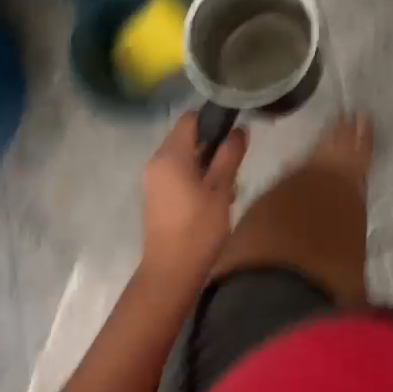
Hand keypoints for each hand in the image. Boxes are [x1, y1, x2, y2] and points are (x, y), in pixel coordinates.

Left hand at [139, 113, 247, 287]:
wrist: (170, 273)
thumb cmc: (198, 229)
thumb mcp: (220, 190)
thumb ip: (229, 155)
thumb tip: (239, 129)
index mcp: (170, 155)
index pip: (190, 118)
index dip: (213, 119)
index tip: (234, 131)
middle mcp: (157, 161)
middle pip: (186, 136)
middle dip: (212, 144)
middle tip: (235, 163)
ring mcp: (153, 179)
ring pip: (183, 156)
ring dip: (205, 163)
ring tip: (227, 185)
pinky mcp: (156, 195)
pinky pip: (176, 172)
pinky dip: (194, 176)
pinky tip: (212, 197)